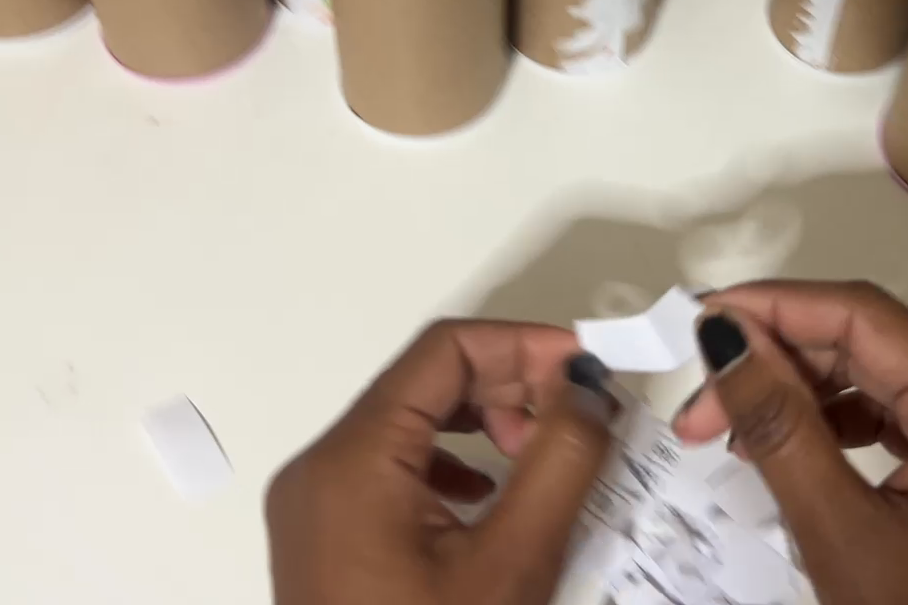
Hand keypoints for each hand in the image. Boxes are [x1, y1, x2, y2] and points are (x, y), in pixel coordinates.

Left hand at [266, 320, 617, 604]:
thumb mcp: (513, 564)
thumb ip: (560, 456)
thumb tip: (585, 382)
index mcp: (353, 459)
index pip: (446, 351)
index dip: (524, 343)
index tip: (585, 365)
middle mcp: (324, 464)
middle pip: (432, 378)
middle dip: (513, 381)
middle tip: (577, 411)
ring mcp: (321, 499)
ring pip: (420, 414)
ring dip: (491, 416)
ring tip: (542, 451)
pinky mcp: (333, 530)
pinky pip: (404, 458)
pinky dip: (461, 453)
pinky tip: (493, 489)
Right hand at [673, 281, 907, 604]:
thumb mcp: (843, 536)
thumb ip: (778, 424)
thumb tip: (725, 336)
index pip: (863, 317)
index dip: (777, 305)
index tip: (706, 316)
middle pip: (864, 342)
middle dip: (775, 359)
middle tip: (702, 394)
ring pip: (869, 372)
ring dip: (793, 389)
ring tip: (725, 424)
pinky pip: (886, 409)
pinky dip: (826, 419)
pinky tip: (779, 441)